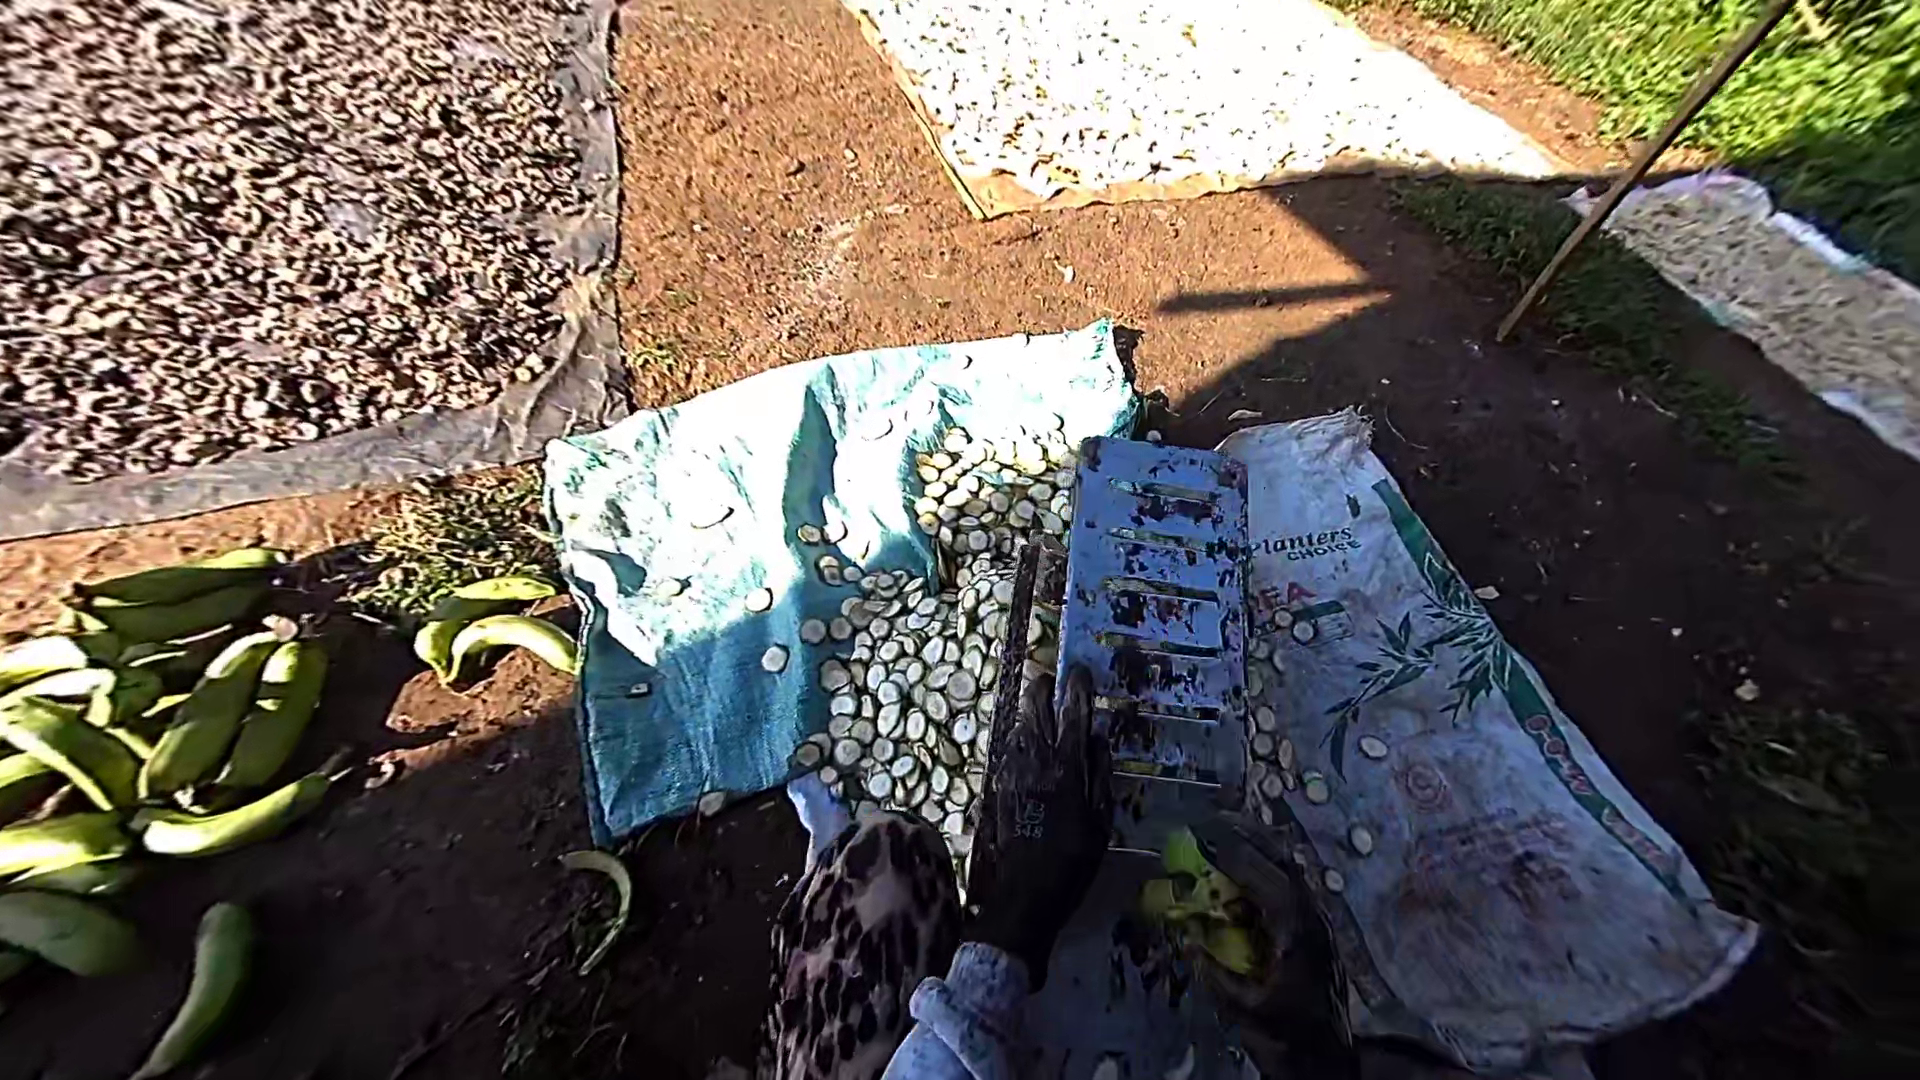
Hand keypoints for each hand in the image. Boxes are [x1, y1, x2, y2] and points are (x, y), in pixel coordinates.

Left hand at [965, 665, 1110, 987]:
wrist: (1026, 891)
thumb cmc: (1073, 860)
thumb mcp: (1101, 822)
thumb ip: (1100, 774)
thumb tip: (1100, 734)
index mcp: (1068, 769)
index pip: (1073, 717)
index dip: (1077, 690)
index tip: (1079, 670)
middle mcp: (1038, 762)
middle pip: (1036, 712)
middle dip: (1042, 689)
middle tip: (1049, 676)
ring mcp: (1014, 771)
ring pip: (1020, 725)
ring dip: (1028, 707)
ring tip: (1037, 695)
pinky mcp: (999, 783)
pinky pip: (1008, 746)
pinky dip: (1017, 732)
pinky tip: (1022, 732)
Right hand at [1188, 814, 1354, 1078]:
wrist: (1330, 1065)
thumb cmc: (1286, 1037)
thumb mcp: (1242, 1007)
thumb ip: (1211, 970)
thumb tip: (1182, 936)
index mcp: (1295, 930)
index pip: (1259, 875)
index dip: (1227, 851)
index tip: (1198, 834)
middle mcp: (1312, 915)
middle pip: (1279, 858)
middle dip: (1242, 833)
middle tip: (1207, 820)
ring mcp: (1319, 917)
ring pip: (1288, 864)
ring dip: (1255, 842)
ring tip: (1222, 829)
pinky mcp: (1317, 924)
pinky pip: (1290, 878)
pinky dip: (1265, 861)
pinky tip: (1244, 861)